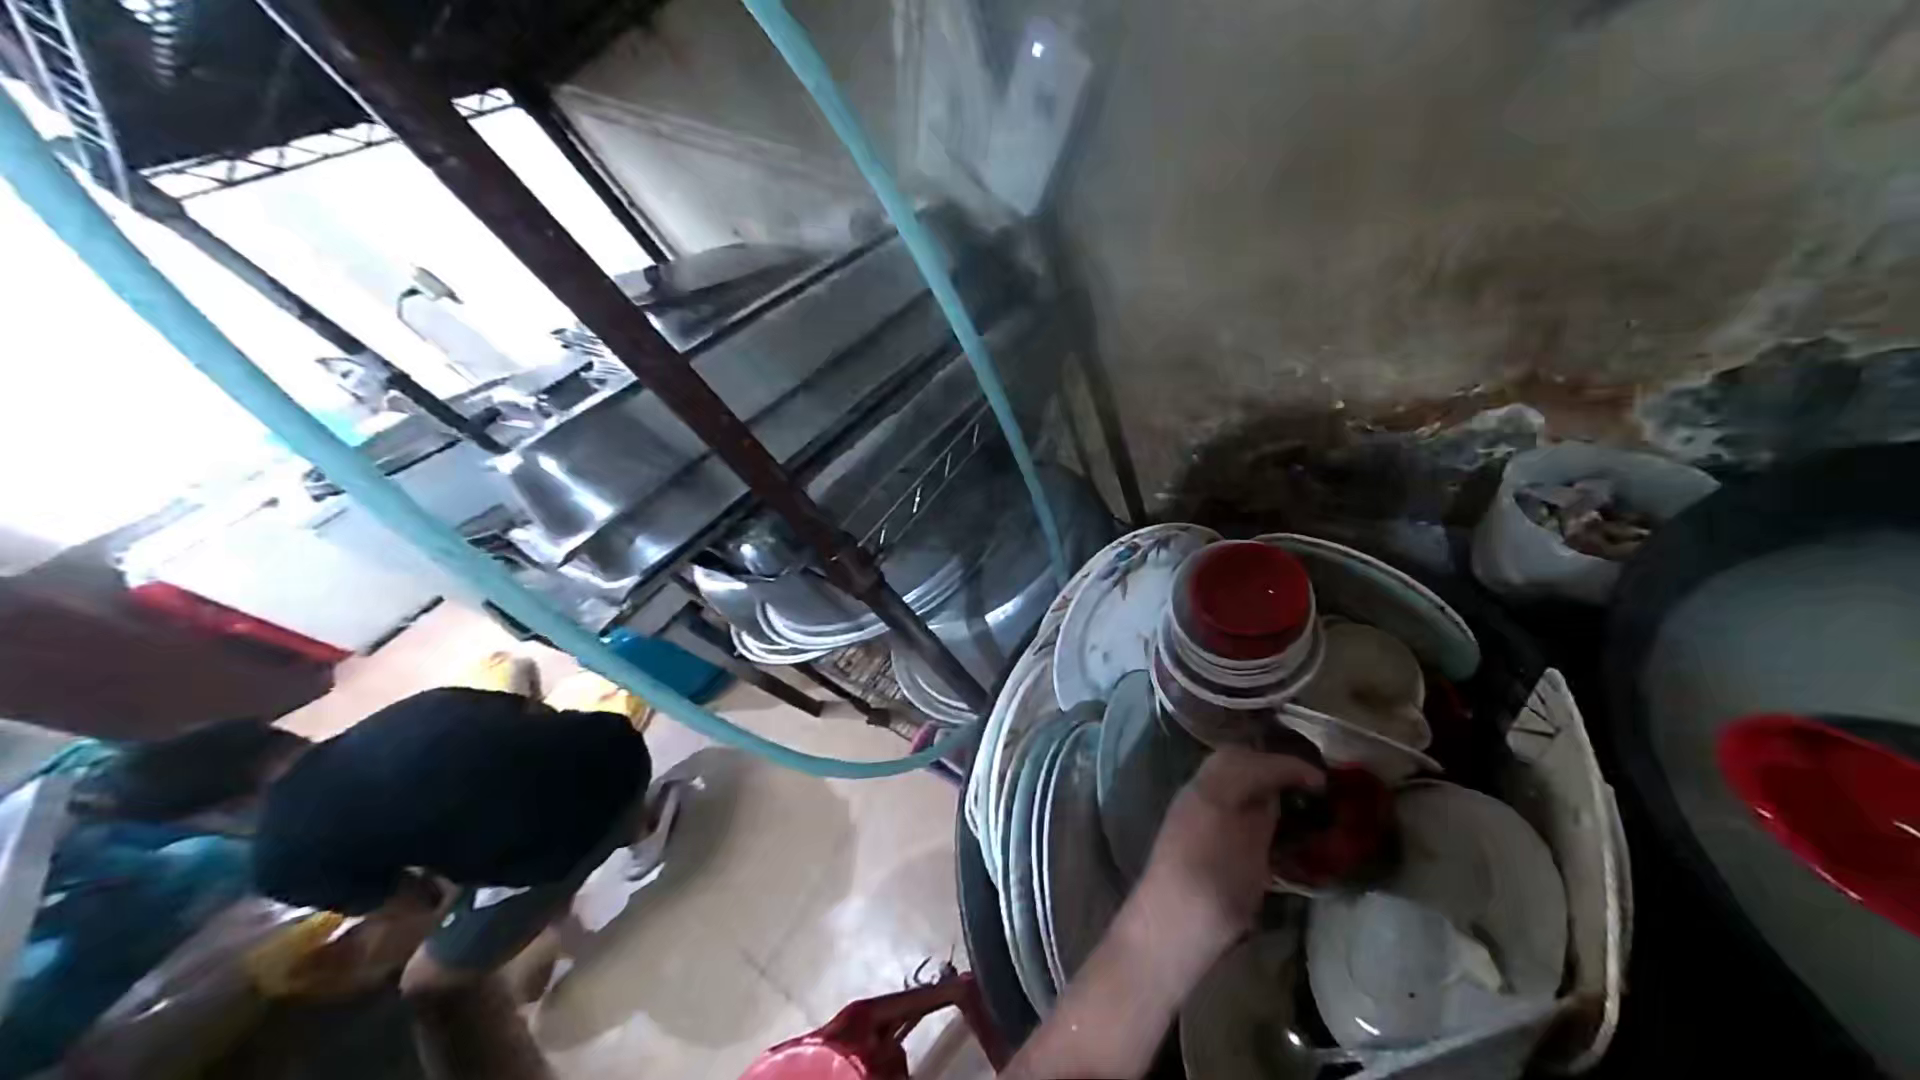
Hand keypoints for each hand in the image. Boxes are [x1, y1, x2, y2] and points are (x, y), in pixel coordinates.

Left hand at [1131, 748, 1324, 967]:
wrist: (1170, 924)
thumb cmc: (1216, 893)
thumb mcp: (1254, 857)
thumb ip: (1262, 817)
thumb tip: (1273, 794)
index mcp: (1213, 791)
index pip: (1255, 762)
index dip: (1290, 766)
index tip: (1320, 779)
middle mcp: (1195, 788)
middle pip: (1232, 757)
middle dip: (1267, 763)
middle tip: (1300, 781)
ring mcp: (1185, 803)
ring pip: (1220, 771)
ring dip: (1251, 774)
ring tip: (1283, 794)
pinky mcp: (1182, 820)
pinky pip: (1213, 788)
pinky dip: (1237, 789)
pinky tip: (1256, 810)